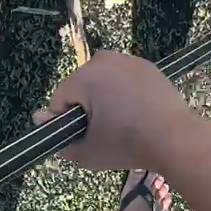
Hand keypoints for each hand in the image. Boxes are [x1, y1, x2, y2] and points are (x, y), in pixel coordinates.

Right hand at [32, 51, 201, 171]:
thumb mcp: (86, 151)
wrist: (173, 138)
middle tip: (102, 133)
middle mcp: (105, 60)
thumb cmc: (126, 145)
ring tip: (119, 125)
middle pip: (82, 86)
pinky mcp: (147, 67)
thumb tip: (38, 118)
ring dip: (104, 100)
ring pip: (103, 82)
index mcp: (86, 76)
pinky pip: (124, 80)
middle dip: (86, 107)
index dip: (65, 121)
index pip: (61, 97)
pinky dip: (124, 94)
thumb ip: (57, 136)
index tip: (81, 137)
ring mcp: (129, 60)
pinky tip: (134, 114)